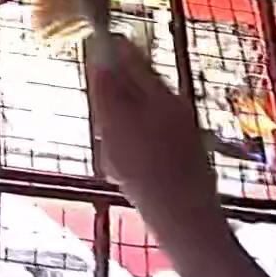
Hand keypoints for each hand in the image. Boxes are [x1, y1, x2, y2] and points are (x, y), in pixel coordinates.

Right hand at [86, 32, 226, 246]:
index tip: (88, 70)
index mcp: (160, 92)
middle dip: (110, 97)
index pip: (128, 52)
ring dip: (118, 124)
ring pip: (136, 111)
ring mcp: (182, 128)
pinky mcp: (183, 153)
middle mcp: (175, 104)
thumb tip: (97, 53)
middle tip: (100, 122)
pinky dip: (132, 145)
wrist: (187, 224)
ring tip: (112, 153)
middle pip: (131, 82)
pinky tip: (126, 170)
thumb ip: (105, 86)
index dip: (104, 53)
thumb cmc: (145, 171)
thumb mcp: (114, 124)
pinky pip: (147, 136)